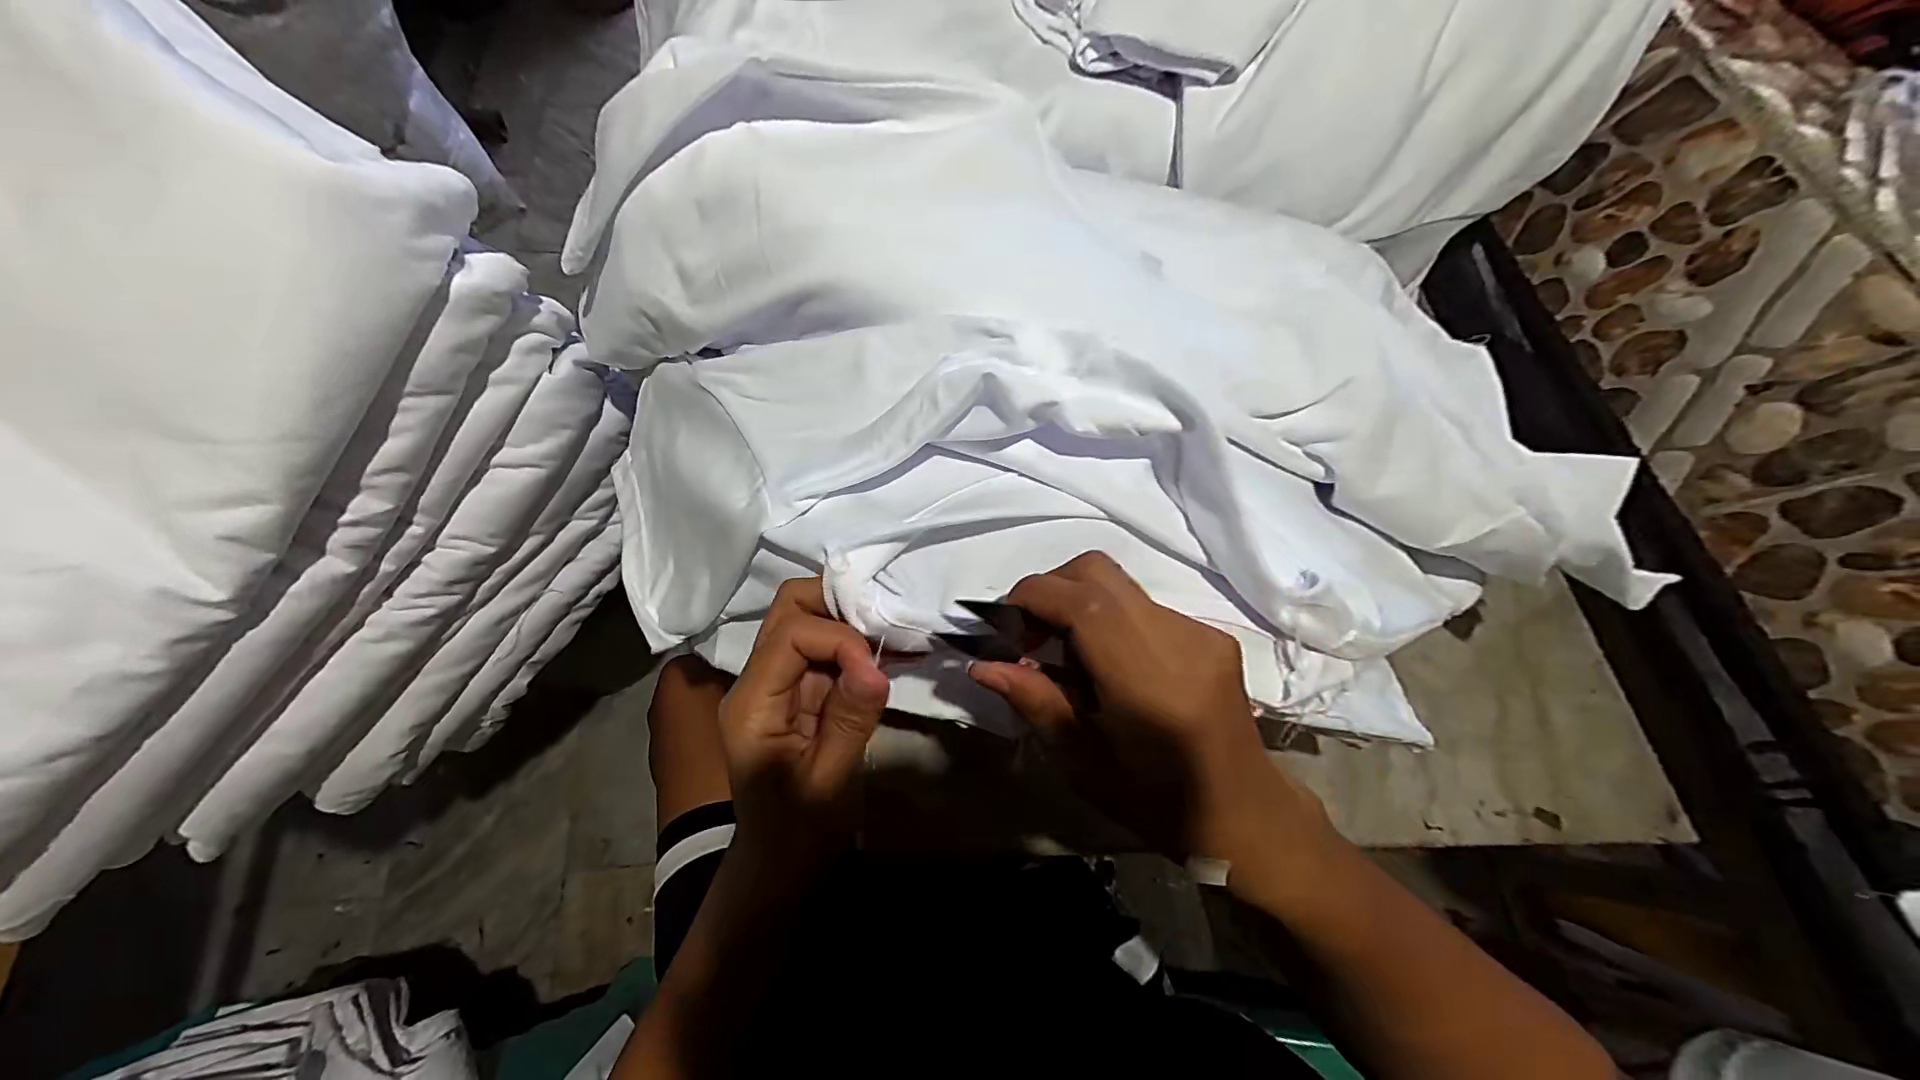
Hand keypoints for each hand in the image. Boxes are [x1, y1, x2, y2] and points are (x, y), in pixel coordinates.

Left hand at [718, 578, 889, 872]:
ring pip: (806, 618)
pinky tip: (891, 651)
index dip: (837, 638)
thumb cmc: (801, 830)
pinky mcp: (798, 688)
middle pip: (788, 609)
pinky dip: (856, 641)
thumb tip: (875, 667)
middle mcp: (755, 681)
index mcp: (751, 704)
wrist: (782, 860)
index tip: (875, 668)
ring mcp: (775, 682)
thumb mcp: (830, 782)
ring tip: (892, 636)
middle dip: (838, 605)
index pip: (789, 635)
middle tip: (884, 626)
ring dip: (849, 619)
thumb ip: (849, 720)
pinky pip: (823, 646)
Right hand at [967, 552, 1332, 874]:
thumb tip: (982, 666)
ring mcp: (1200, 632)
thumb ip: (1036, 704)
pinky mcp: (1210, 632)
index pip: (1084, 602)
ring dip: (1076, 604)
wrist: (1244, 814)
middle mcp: (1180, 642)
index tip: (1002, 623)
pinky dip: (1107, 618)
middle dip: (1049, 589)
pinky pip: (1141, 604)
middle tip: (1028, 636)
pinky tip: (1106, 663)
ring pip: (1118, 584)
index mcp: (1150, 684)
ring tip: (1066, 657)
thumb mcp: (1085, 765)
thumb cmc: (1159, 805)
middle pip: (1098, 572)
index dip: (1033, 596)